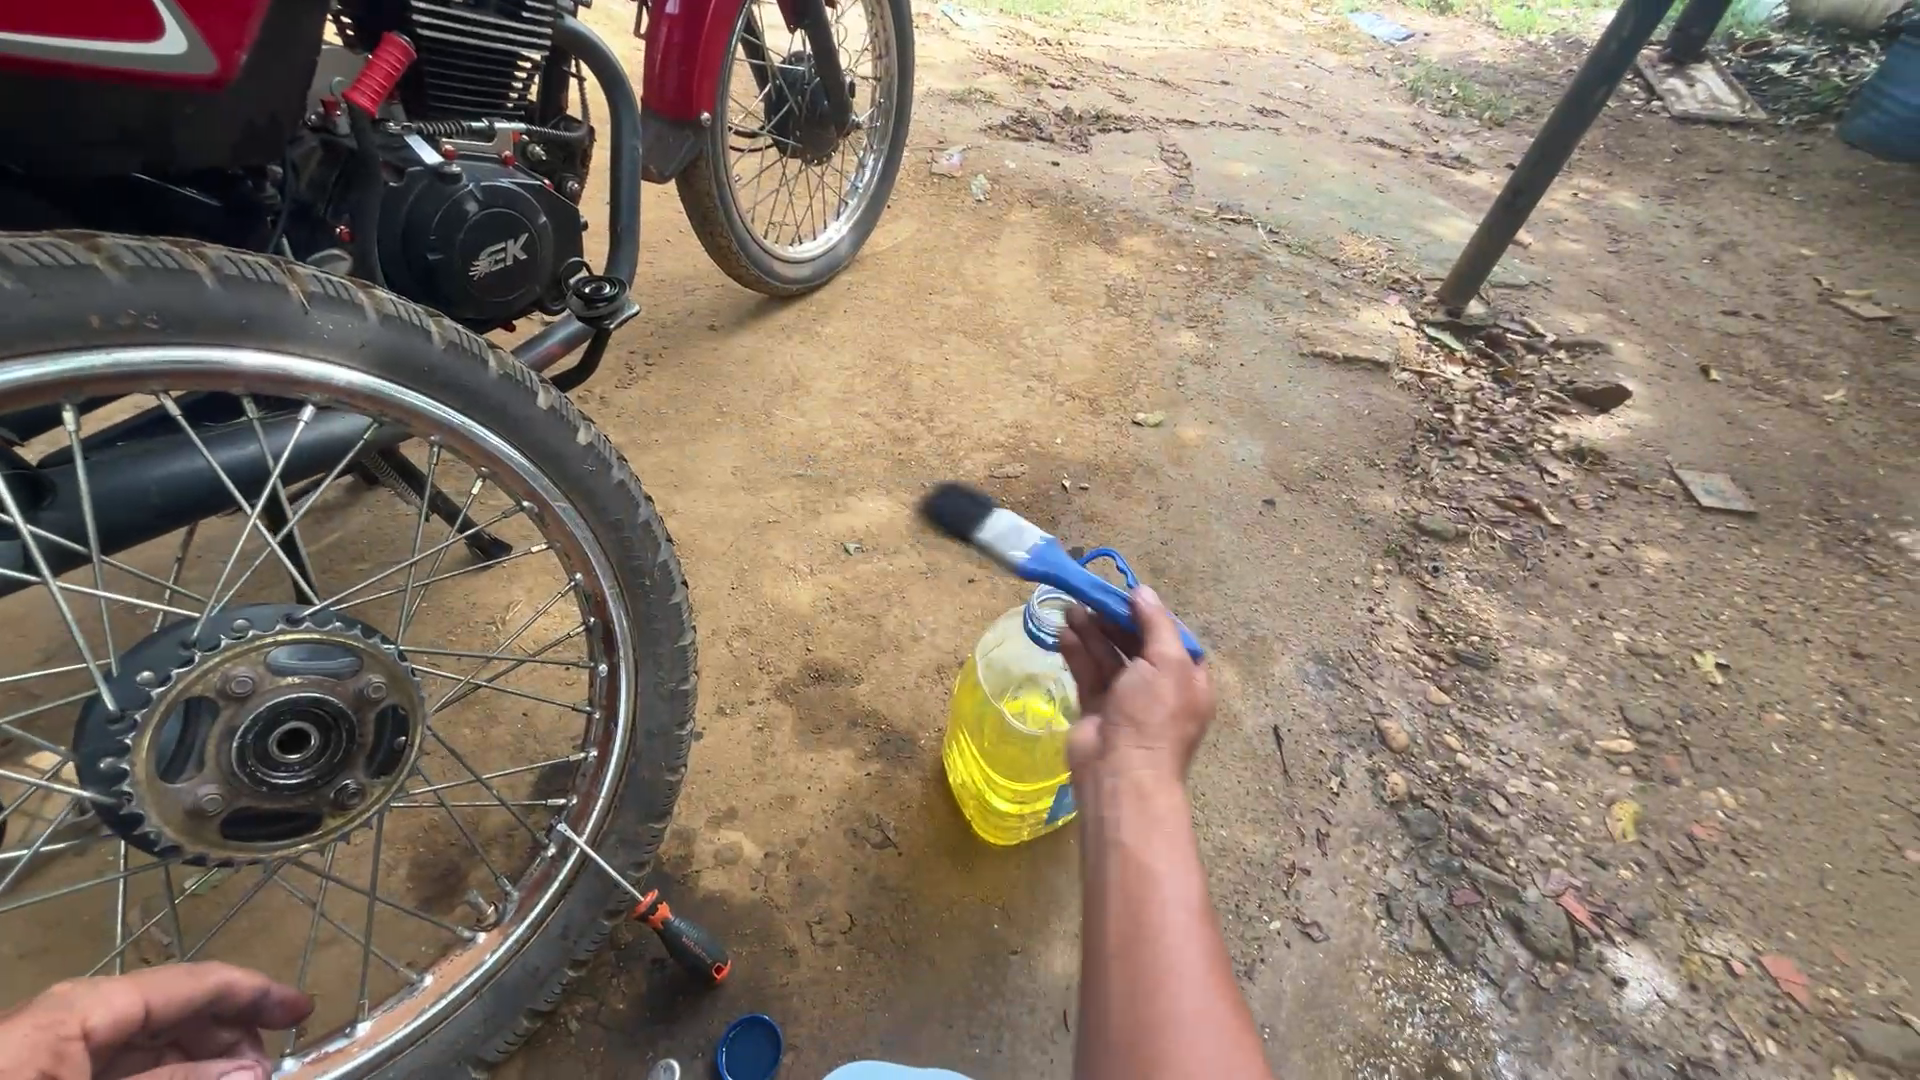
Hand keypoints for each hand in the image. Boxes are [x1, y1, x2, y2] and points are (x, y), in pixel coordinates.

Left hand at [0, 963, 311, 1079]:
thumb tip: (253, 1070)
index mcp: (84, 1009)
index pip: (198, 981)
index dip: (259, 993)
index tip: (306, 1013)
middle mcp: (69, 1019)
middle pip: (174, 1010)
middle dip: (226, 1036)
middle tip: (266, 1069)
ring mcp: (44, 1053)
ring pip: (144, 1045)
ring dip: (194, 1062)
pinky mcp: (33, 1074)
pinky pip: (111, 1070)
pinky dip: (157, 1078)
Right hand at [1058, 585, 1214, 786]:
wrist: (1121, 773)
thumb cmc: (1153, 715)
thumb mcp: (1167, 662)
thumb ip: (1155, 623)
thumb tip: (1143, 591)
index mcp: (1187, 678)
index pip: (1170, 636)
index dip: (1149, 614)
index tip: (1125, 594)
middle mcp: (1160, 687)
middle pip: (1135, 642)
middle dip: (1113, 619)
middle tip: (1089, 596)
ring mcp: (1127, 699)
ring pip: (1109, 656)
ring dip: (1091, 631)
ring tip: (1070, 608)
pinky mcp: (1098, 707)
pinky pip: (1089, 673)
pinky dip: (1078, 652)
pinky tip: (1064, 633)